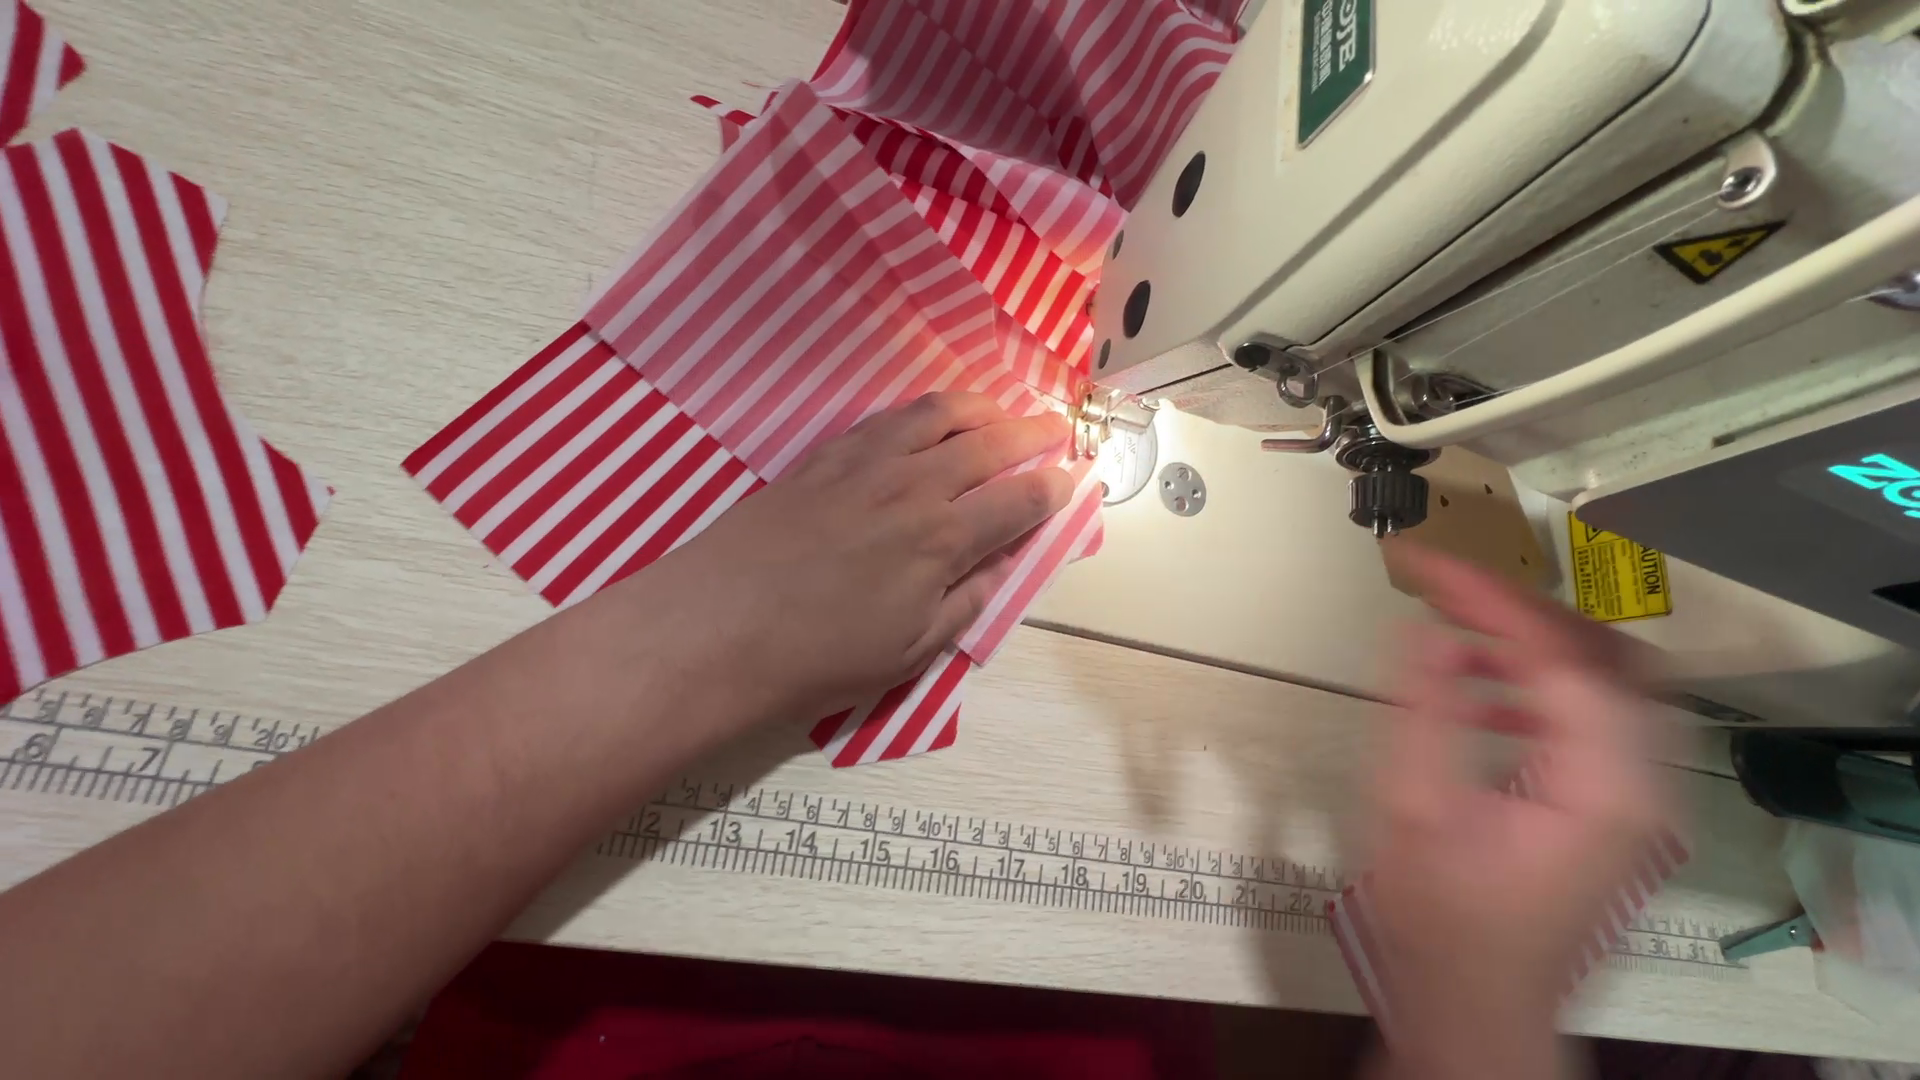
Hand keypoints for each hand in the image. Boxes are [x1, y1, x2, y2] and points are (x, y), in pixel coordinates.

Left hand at [621, 392, 1071, 724]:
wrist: (719, 626)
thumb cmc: (821, 655)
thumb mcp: (912, 650)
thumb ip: (967, 599)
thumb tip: (1005, 562)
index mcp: (943, 538)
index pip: (1018, 500)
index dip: (1053, 488)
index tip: (1072, 478)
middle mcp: (913, 485)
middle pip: (988, 443)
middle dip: (1031, 433)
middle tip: (1054, 428)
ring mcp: (865, 462)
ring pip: (937, 414)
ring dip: (980, 406)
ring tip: (999, 409)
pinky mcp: (824, 455)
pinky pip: (886, 417)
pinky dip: (921, 410)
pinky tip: (926, 418)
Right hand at [1367, 546, 1674, 1078]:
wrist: (1477, 1008)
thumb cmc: (1440, 920)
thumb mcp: (1413, 812)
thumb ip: (1424, 715)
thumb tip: (1430, 634)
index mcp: (1600, 787)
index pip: (1561, 658)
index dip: (1492, 600)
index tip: (1427, 566)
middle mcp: (1639, 786)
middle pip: (1609, 659)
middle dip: (1527, 608)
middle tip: (1452, 585)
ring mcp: (1630, 798)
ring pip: (1606, 684)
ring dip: (1532, 641)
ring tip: (1458, 622)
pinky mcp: (1606, 807)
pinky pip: (1586, 719)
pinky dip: (1533, 684)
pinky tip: (1473, 689)